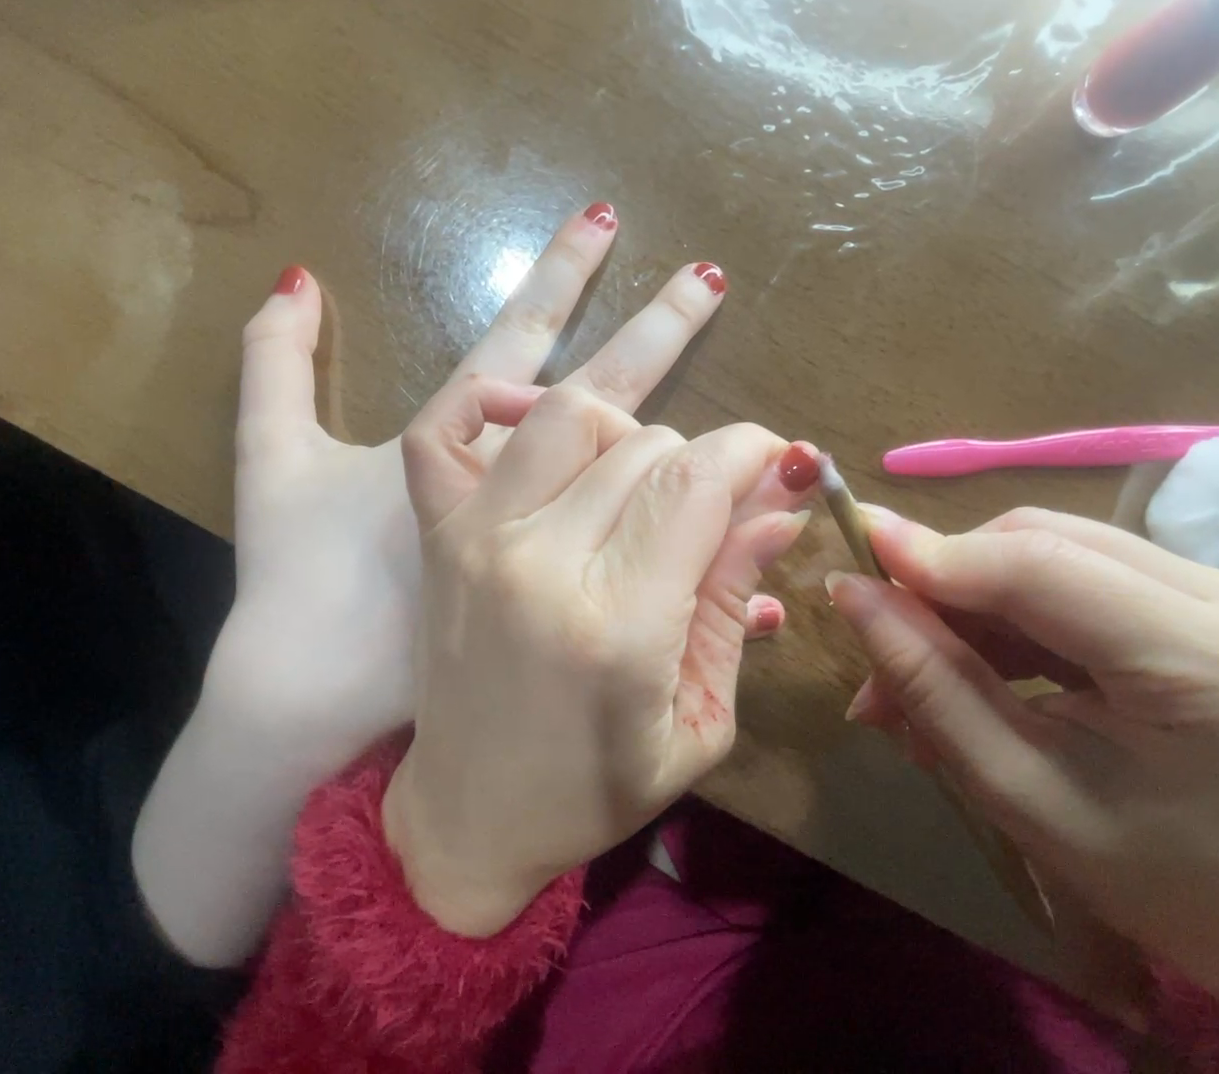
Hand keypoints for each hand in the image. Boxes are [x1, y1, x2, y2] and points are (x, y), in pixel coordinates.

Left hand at [382, 382, 811, 936]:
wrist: (469, 815)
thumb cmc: (594, 791)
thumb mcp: (696, 720)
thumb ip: (732, 600)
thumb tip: (784, 501)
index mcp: (618, 623)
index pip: (697, 482)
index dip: (752, 454)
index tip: (778, 464)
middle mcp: (540, 561)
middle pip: (643, 446)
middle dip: (699, 461)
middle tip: (709, 507)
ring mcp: (476, 539)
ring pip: (564, 414)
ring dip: (619, 430)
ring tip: (634, 479)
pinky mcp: (434, 536)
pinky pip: (441, 431)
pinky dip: (488, 404)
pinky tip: (530, 422)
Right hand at [829, 507, 1218, 1069]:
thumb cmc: (1135, 870)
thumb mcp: (1011, 787)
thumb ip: (929, 682)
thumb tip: (849, 589)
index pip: (1046, 570)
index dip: (937, 557)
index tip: (848, 560)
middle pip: (1045, 544)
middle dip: (944, 590)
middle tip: (876, 657)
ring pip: (1051, 548)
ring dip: (967, 602)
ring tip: (912, 676)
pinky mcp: (1214, 588)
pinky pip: (1074, 569)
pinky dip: (1005, 611)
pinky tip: (971, 662)